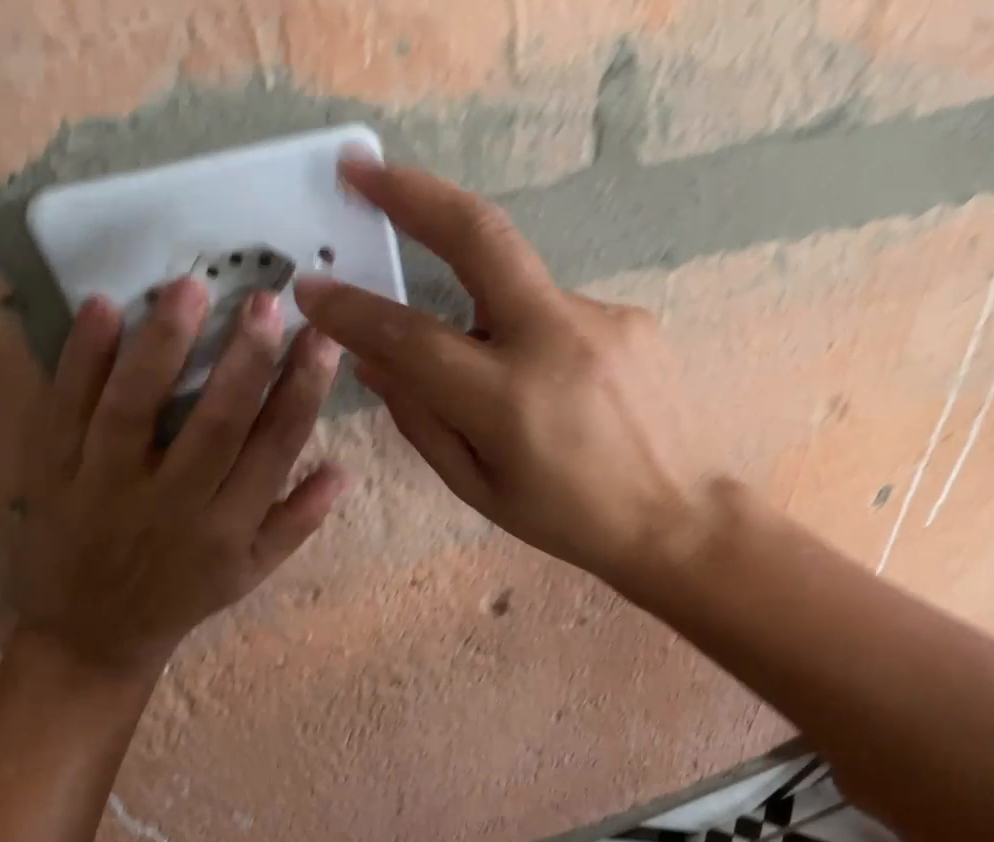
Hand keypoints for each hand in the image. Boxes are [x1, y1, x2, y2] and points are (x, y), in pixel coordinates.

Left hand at [11, 282, 344, 673]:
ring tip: (187, 288)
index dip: (302, 390)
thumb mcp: (251, 572)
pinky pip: (63, 412)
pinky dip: (79, 360)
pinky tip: (101, 307)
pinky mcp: (51, 476)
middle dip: (245, 359)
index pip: (275, 447)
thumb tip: (343, 470)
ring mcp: (106, 487)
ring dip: (162, 345)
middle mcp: (173, 504)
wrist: (91, 636)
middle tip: (265, 301)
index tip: (322, 339)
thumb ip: (297, 521)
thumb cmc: (183, 596)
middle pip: (215, 423)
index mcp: (228, 527)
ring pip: (135, 409)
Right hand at [294, 160, 693, 586]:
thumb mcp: (480, 487)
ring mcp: (603, 318)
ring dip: (483, 305)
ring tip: (498, 377)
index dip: (352, 309)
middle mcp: (556, 340)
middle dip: (412, 193)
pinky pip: (556, 310)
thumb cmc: (570, 519)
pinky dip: (531, 335)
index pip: (410, 335)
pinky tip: (556, 388)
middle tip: (362, 171)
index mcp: (509, 399)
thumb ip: (420, 418)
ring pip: (516, 284)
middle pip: (478, 233)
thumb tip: (372, 359)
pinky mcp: (632, 315)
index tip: (312, 287)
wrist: (681, 519)